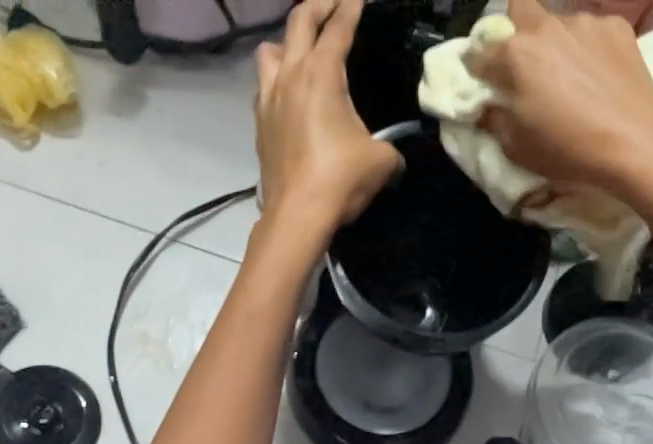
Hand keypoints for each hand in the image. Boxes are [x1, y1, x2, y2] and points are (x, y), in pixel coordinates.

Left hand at [254, 0, 401, 233]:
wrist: (297, 214)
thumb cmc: (340, 180)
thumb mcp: (380, 161)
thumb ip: (389, 147)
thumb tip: (393, 155)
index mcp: (321, 73)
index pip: (338, 27)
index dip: (350, 7)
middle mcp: (290, 76)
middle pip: (299, 21)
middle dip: (318, 6)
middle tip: (333, 4)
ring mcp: (269, 99)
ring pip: (270, 51)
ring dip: (287, 44)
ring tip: (301, 52)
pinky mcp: (260, 125)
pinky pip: (264, 89)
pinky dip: (277, 83)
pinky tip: (290, 97)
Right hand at [470, 0, 652, 194]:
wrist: (635, 142)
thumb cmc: (567, 149)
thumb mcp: (516, 148)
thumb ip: (494, 120)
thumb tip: (487, 106)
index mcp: (514, 56)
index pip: (479, 53)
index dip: (477, 70)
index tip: (484, 85)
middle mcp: (545, 28)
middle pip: (518, 10)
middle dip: (515, 33)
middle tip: (524, 68)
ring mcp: (584, 23)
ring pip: (558, 22)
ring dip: (555, 43)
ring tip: (569, 76)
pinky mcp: (616, 26)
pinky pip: (591, 30)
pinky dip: (588, 48)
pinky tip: (598, 75)